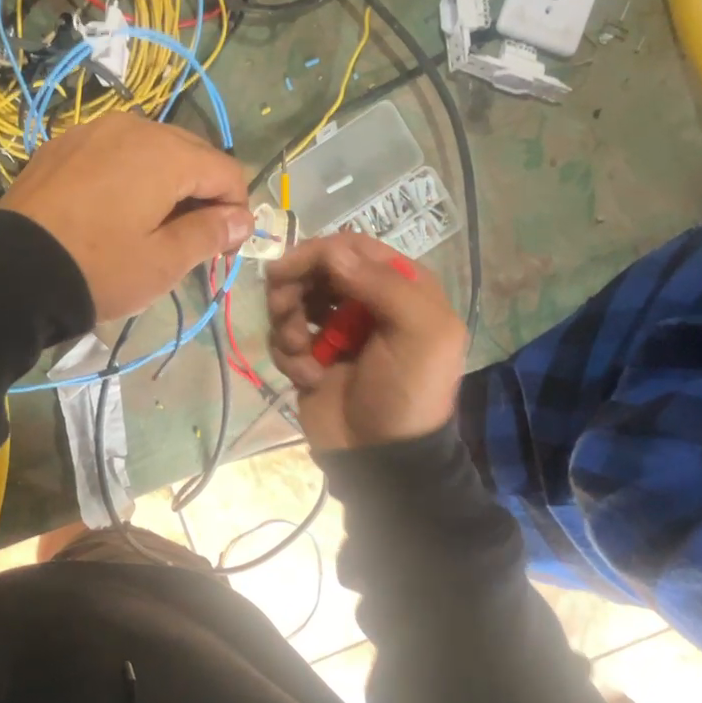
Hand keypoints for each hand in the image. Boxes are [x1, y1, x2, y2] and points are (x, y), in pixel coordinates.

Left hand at [1, 112, 252, 321]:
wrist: (11, 272)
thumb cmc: (98, 269)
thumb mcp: (162, 263)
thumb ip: (209, 234)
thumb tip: (241, 218)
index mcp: (166, 152)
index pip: (225, 171)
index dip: (236, 211)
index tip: (225, 250)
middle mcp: (132, 126)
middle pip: (189, 154)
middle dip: (200, 194)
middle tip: (190, 241)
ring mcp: (91, 131)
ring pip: (148, 151)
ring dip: (162, 184)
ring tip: (150, 227)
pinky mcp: (60, 147)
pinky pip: (110, 155)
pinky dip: (124, 177)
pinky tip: (112, 212)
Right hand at [264, 233, 466, 450]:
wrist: (380, 455)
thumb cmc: (407, 390)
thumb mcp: (419, 332)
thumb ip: (382, 284)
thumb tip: (330, 252)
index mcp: (400, 287)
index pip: (352, 248)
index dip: (318, 253)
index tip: (287, 268)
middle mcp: (365, 301)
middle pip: (315, 271)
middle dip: (294, 287)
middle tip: (282, 308)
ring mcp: (334, 329)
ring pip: (292, 301)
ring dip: (288, 322)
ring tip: (300, 350)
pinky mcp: (308, 356)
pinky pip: (283, 338)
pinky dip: (289, 354)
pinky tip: (308, 377)